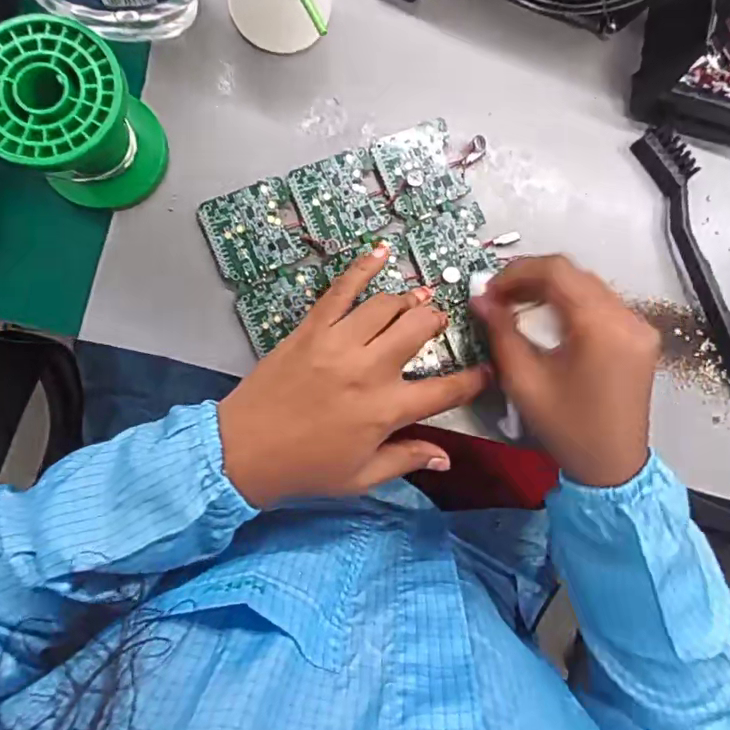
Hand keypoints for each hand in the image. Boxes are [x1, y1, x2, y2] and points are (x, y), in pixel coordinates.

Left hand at [218, 246, 488, 507]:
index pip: (446, 390)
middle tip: (437, 324)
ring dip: (407, 300)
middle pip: (419, 330)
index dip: (474, 380)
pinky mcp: (310, 330)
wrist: (242, 450)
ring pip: (385, 306)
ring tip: (416, 300)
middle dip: (437, 322)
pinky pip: (339, 292)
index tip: (487, 371)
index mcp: (386, 410)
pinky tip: (380, 252)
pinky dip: (361, 268)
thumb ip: (406, 460)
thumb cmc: (304, 468)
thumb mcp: (360, 476)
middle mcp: (368, 370)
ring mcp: (337, 344)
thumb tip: (446, 456)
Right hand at [473, 256, 659, 487]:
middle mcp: (627, 318)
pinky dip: (566, 300)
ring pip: (585, 283)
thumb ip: (500, 331)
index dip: (515, 272)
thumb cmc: (567, 428)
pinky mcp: (637, 336)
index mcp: (601, 327)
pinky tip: (542, 315)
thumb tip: (480, 300)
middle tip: (495, 296)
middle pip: (572, 272)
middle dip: (528, 277)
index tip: (488, 290)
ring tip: (513, 304)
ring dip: (547, 286)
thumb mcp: (523, 379)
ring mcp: (637, 326)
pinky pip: (598, 301)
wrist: (611, 465)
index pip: (556, 271)